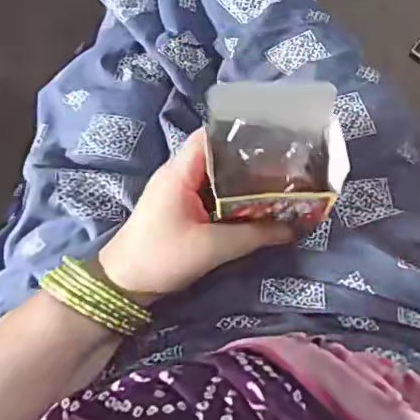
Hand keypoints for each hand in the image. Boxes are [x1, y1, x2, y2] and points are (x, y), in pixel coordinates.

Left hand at [99, 130, 293, 301]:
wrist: (122, 286)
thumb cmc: (161, 258)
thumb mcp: (213, 248)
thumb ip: (256, 234)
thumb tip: (297, 227)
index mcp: (180, 171)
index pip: (211, 135)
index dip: (241, 133)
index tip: (274, 140)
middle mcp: (179, 174)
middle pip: (218, 154)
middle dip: (251, 159)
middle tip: (286, 165)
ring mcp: (178, 191)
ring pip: (217, 176)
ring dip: (244, 180)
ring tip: (279, 182)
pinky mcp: (181, 209)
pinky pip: (213, 194)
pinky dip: (233, 197)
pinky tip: (257, 205)